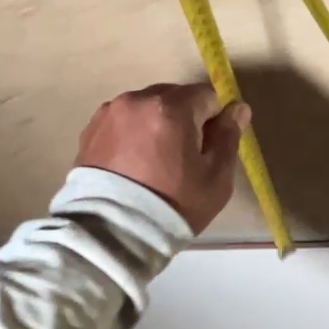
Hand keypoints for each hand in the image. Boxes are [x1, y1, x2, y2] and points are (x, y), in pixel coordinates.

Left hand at [75, 82, 250, 233]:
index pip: (207, 95)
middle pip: (174, 98)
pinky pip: (122, 123)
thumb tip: (238, 107)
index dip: (215, 119)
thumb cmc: (173, 205)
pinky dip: (132, 135)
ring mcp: (109, 113)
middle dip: (184, 119)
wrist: (113, 232)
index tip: (210, 147)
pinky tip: (133, 165)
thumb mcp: (215, 177)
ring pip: (146, 109)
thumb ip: (228, 136)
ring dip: (156, 125)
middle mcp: (137, 100)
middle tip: (183, 158)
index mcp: (171, 107)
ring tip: (155, 163)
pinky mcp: (90, 131)